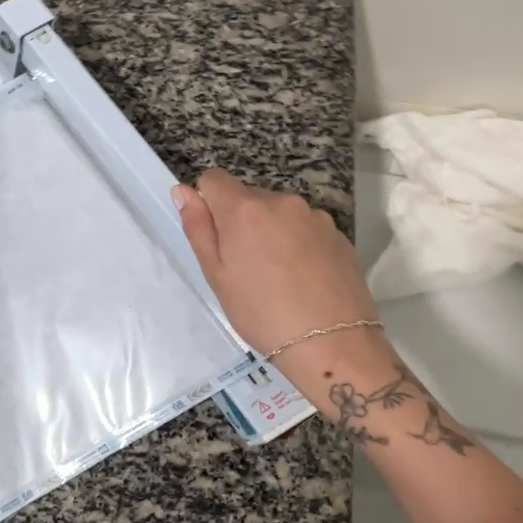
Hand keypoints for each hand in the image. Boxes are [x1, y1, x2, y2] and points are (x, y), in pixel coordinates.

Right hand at [173, 169, 393, 397]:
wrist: (333, 344)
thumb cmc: (261, 312)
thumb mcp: (216, 274)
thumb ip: (198, 227)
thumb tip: (183, 191)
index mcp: (245, 209)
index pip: (213, 179)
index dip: (207, 203)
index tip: (214, 236)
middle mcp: (282, 202)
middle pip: (247, 197)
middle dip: (239, 220)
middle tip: (242, 265)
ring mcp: (315, 217)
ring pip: (277, 213)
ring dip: (269, 231)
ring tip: (275, 274)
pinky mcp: (338, 234)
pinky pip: (304, 228)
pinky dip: (296, 243)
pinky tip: (301, 278)